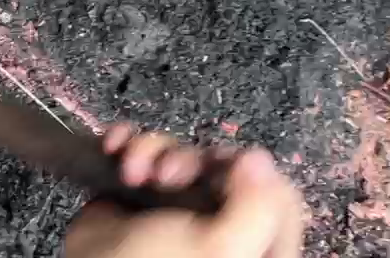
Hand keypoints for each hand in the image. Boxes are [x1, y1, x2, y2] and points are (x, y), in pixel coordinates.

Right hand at [60, 124, 303, 257]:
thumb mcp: (220, 249)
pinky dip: (126, 143)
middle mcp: (218, 222)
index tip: (216, 170)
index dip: (248, 173)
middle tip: (165, 176)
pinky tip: (113, 149)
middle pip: (218, 164)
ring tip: (130, 172)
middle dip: (184, 160)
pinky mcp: (139, 189)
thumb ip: (255, 209)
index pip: (276, 194)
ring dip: (148, 151)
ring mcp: (177, 204)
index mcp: (253, 245)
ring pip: (176, 152)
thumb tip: (259, 158)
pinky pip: (140, 149)